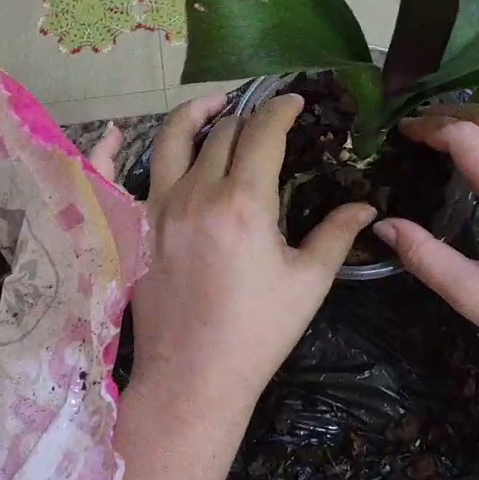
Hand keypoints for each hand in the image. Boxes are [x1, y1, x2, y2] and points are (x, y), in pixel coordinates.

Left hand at [128, 92, 375, 410]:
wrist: (194, 378)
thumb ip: (336, 234)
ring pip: (172, 141)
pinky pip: (113, 177)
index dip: (281, 110)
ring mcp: (158, 207)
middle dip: (248, 117)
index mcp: (244, 203)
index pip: (262, 134)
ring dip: (195, 116)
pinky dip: (111, 151)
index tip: (296, 101)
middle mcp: (197, 193)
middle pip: (222, 134)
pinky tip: (117, 132)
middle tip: (266, 119)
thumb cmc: (257, 333)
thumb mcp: (307, 283)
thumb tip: (366, 205)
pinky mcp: (135, 227)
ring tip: (214, 105)